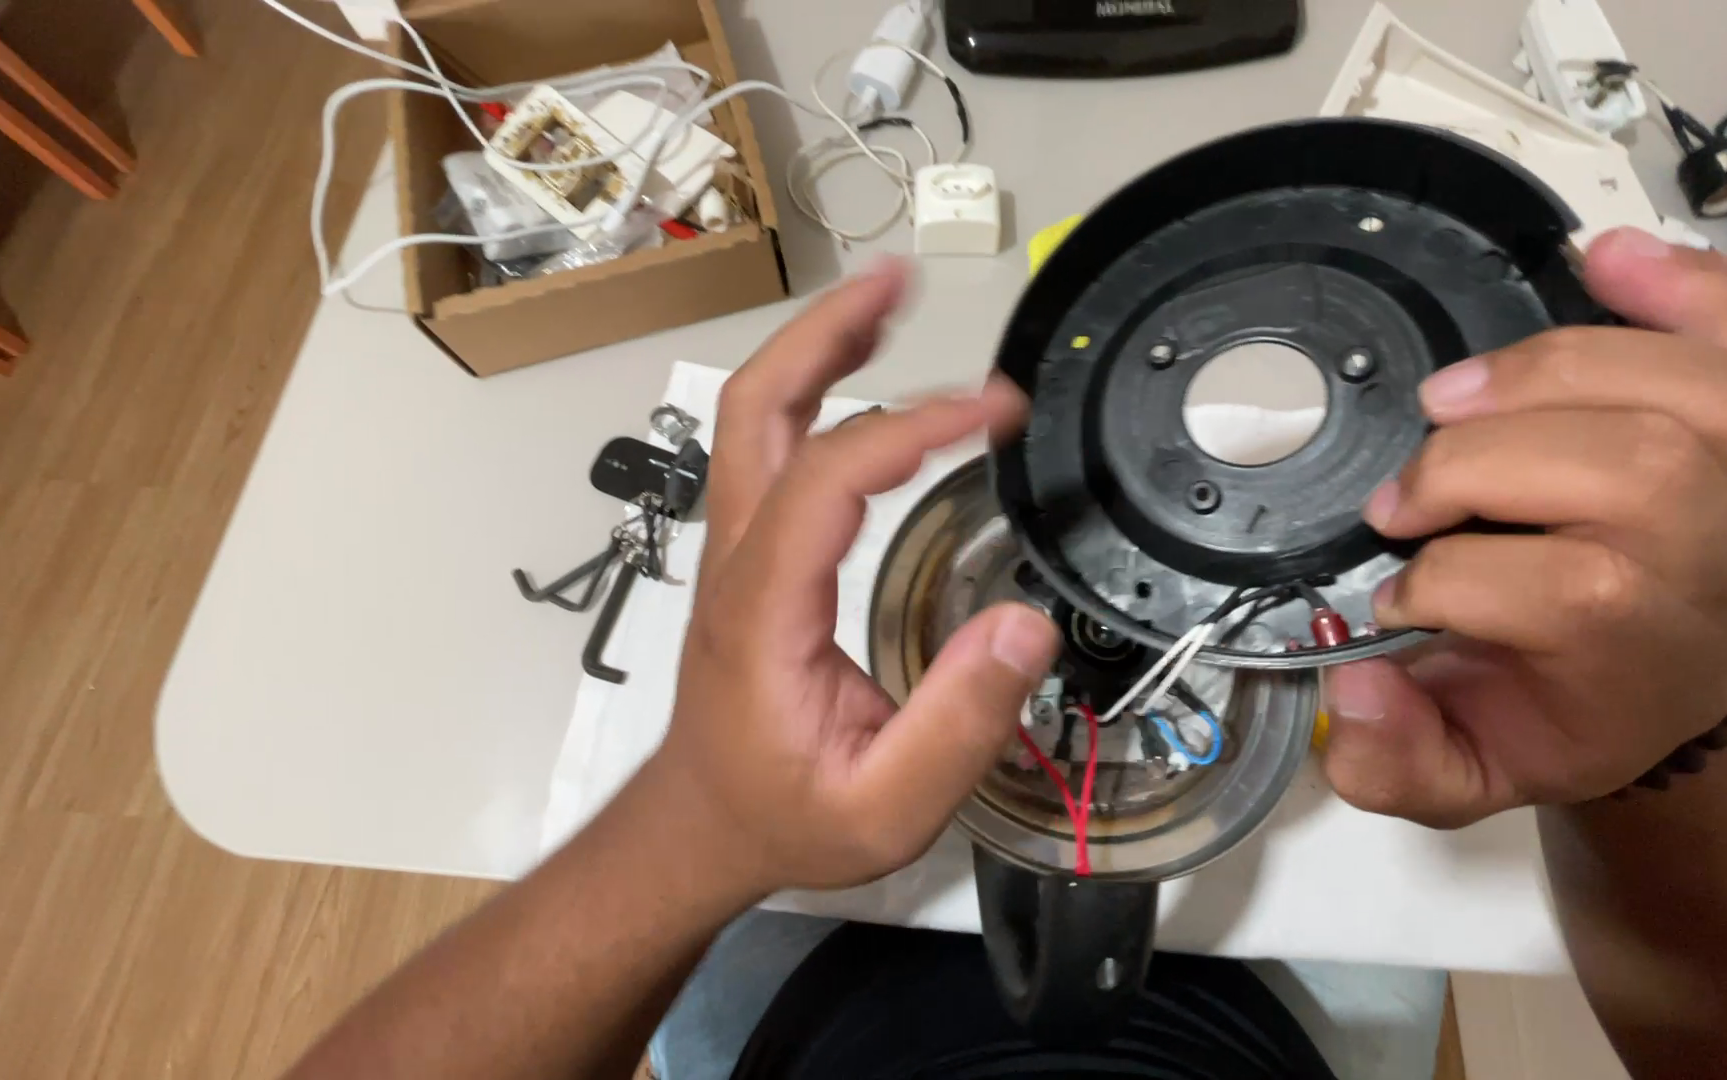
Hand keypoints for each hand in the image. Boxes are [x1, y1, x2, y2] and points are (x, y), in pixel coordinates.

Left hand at [650, 259, 1061, 895]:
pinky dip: (813, 397)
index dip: (917, 425)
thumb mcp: (883, 806)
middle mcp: (739, 557)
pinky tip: (861, 387)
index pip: (834, 474)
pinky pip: (770, 451)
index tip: (996, 409)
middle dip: (828, 332)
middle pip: (760, 406)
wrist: (702, 826)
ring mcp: (735, 549)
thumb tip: (1024, 626)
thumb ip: (956, 724)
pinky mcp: (749, 556)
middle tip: (900, 283)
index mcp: (766, 605)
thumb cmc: (782, 818)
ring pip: (755, 416)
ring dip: (816, 349)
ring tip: (885, 301)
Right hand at [1322, 228, 1726, 827]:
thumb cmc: (1539, 723)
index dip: (1449, 581)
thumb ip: (1392, 763)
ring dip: (1548, 373)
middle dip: (1479, 470)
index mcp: (1626, 654)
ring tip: (1448, 397)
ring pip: (1682, 395)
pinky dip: (1677, 288)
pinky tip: (1599, 258)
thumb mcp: (1456, 778)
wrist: (1639, 697)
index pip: (1561, 590)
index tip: (1387, 597)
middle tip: (1395, 501)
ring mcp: (1722, 489)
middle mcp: (1693, 565)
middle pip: (1625, 470)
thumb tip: (1355, 680)